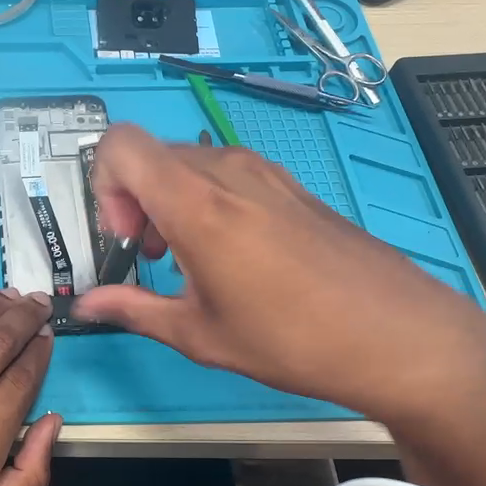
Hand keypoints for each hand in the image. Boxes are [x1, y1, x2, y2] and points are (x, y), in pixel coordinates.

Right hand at [70, 124, 485, 427]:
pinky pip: (224, 173)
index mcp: (196, 203)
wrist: (399, 336)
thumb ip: (132, 310)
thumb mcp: (200, 334)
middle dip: (132, 200)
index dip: (103, 184)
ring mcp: (264, 173)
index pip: (120, 145)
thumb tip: (86, 304)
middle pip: (151, 156)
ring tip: (187, 258)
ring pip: (187, 162)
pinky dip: (204, 199)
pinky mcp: (289, 184)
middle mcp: (227, 172)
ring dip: (168, 200)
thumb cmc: (293, 340)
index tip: (124, 237)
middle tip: (149, 256)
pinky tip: (230, 253)